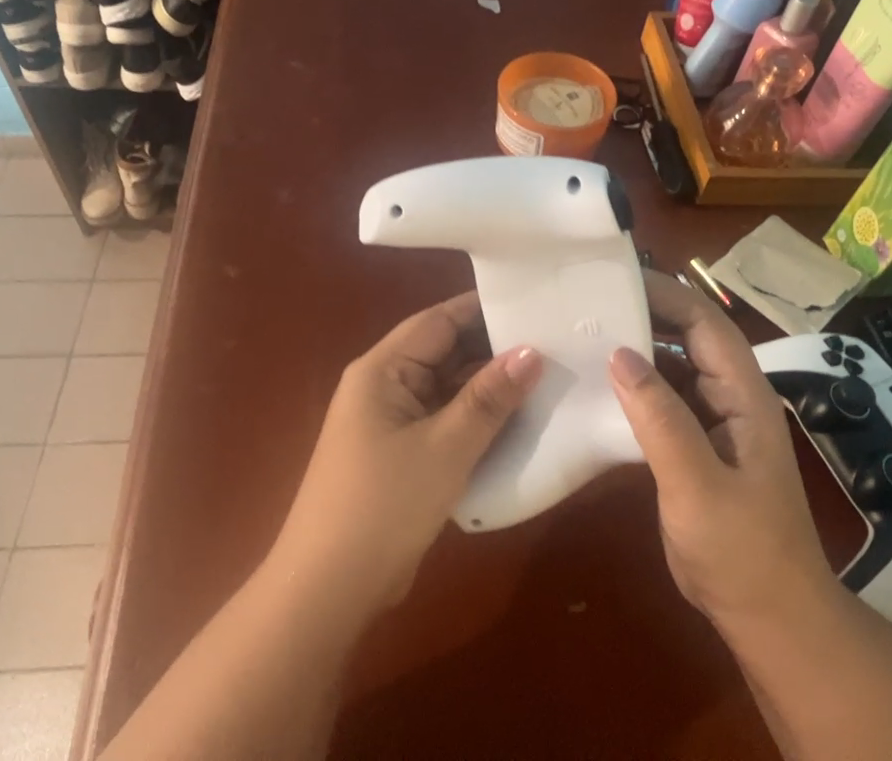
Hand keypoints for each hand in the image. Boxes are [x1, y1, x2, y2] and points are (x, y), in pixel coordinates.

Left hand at [268, 292, 544, 616]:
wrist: (331, 587)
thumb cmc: (383, 505)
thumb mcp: (444, 448)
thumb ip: (489, 398)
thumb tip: (532, 351)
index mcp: (382, 370)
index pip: (439, 321)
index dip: (487, 310)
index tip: (540, 304)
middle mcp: (384, 387)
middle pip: (445, 353)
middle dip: (497, 350)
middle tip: (560, 343)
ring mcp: (393, 424)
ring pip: (449, 391)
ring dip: (492, 389)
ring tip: (553, 378)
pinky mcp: (404, 457)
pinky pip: (447, 424)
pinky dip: (479, 422)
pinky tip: (522, 424)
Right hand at [610, 272, 835, 624]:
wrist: (769, 615)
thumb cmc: (743, 550)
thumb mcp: (697, 484)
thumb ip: (660, 418)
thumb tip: (620, 354)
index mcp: (744, 397)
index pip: (705, 325)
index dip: (665, 295)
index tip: (613, 278)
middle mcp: (731, 400)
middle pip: (689, 340)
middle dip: (646, 315)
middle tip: (587, 301)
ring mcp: (714, 426)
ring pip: (674, 372)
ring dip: (636, 352)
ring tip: (583, 335)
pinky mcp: (696, 451)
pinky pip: (663, 406)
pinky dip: (633, 392)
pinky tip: (595, 392)